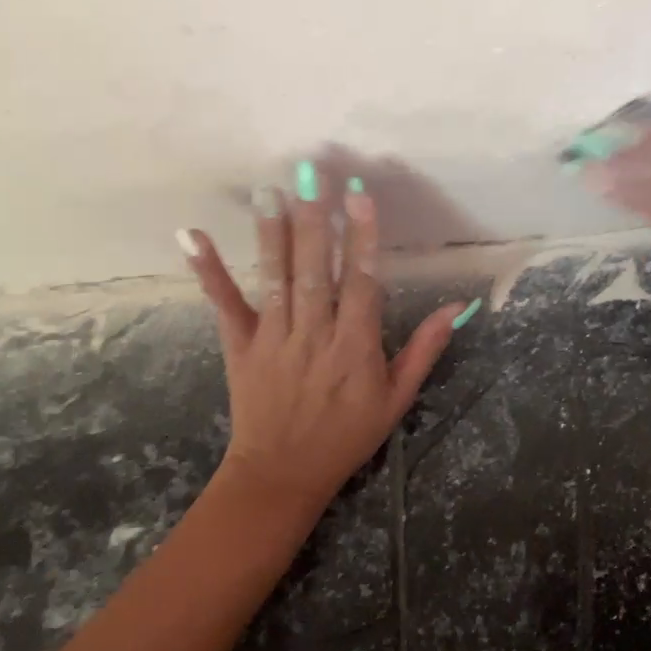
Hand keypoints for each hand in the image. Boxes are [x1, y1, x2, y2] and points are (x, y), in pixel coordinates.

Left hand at [178, 168, 475, 510]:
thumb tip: (458, 306)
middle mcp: (314, 336)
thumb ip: (424, 349)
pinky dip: (209, 271)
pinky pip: (224, 305)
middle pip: (316, 271)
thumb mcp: (396, 398)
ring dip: (272, 233)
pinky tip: (192, 236)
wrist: (282, 475)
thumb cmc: (346, 434)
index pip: (361, 282)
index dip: (363, 238)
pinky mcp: (239, 346)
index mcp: (355, 347)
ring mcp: (273, 339)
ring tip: (269, 190)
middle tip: (312, 175)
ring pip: (275, 278)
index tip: (360, 196)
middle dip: (316, 221)